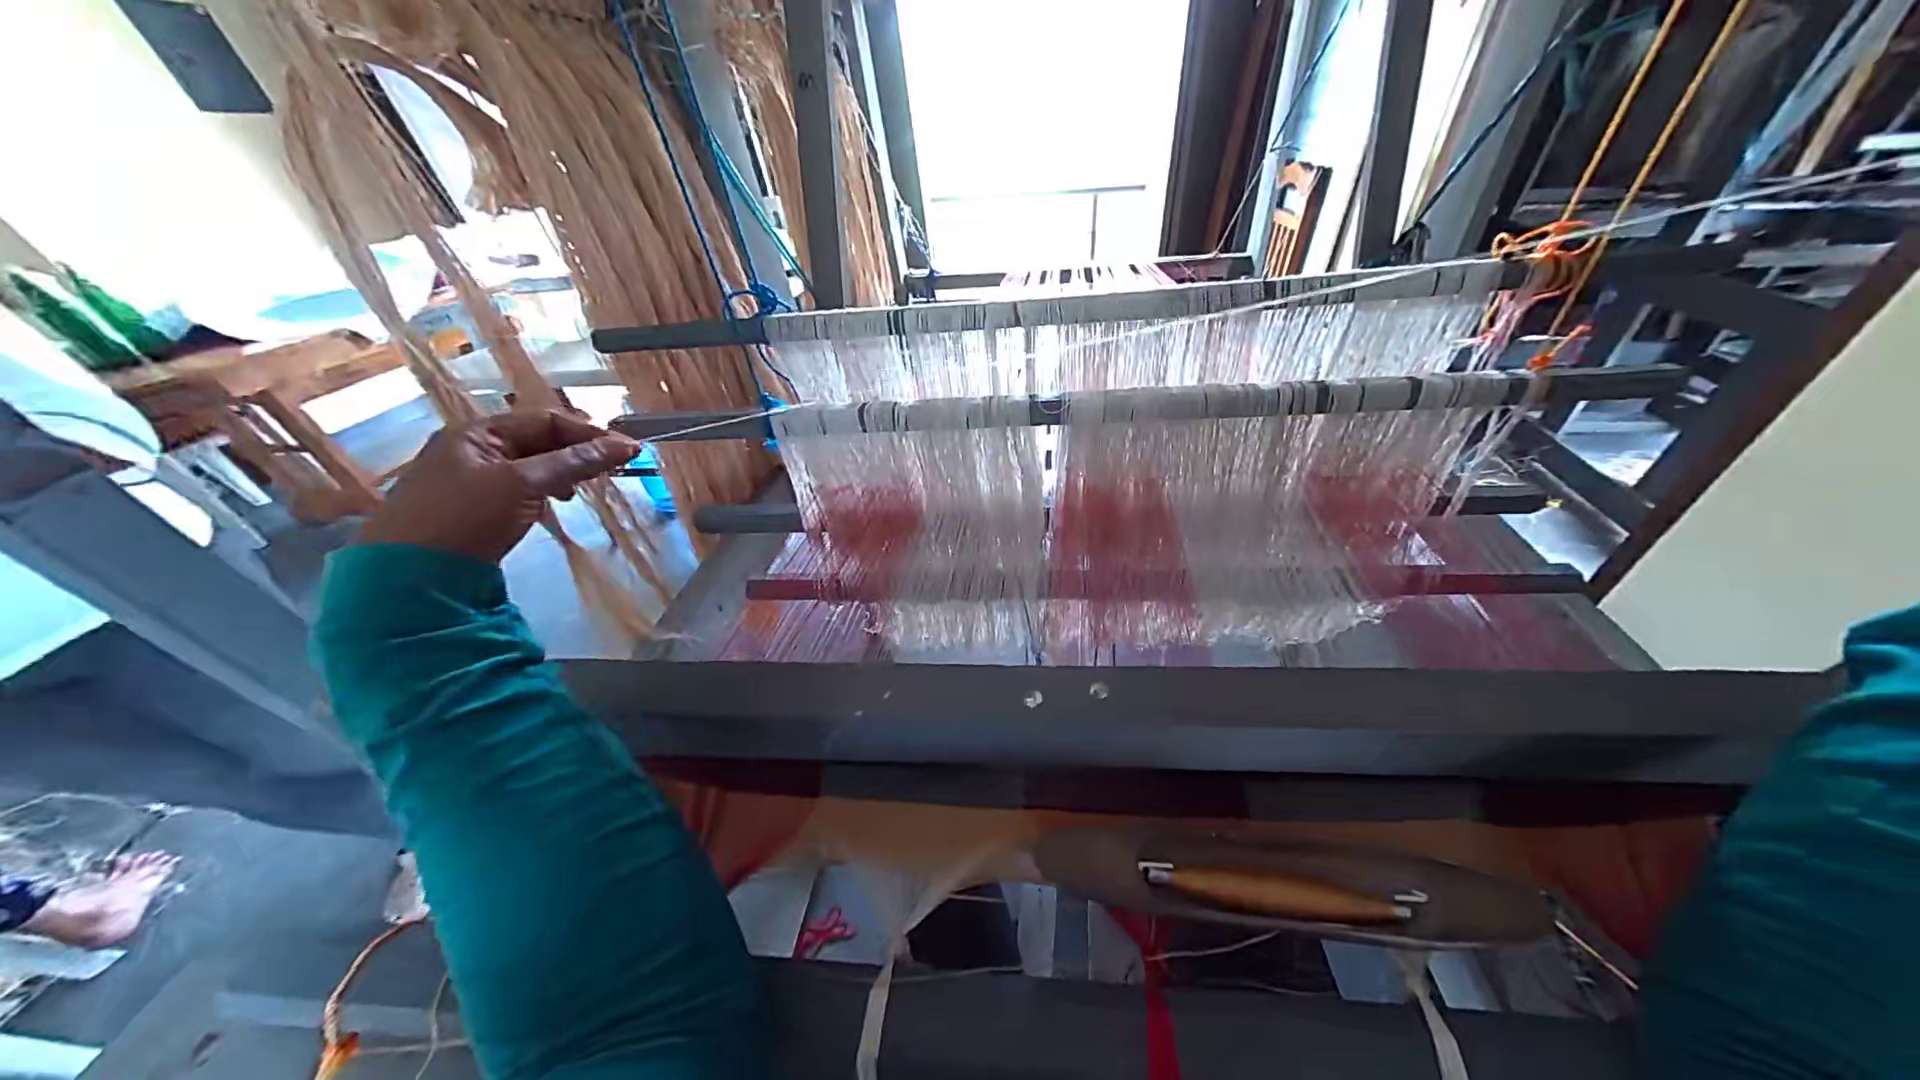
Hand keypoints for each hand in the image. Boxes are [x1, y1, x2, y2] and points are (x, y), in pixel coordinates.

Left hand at [358, 410, 638, 563]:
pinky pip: (520, 486)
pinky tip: (556, 502)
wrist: (409, 576)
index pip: (545, 420)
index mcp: (477, 433)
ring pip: (531, 464)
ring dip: (564, 471)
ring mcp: (470, 478)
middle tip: (614, 468)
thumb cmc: (465, 517)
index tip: (628, 451)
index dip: (588, 433)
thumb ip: (573, 462)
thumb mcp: (523, 483)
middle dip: (578, 451)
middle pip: (538, 440)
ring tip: (585, 488)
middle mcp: (471, 449)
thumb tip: (624, 446)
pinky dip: (545, 489)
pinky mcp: (473, 507)